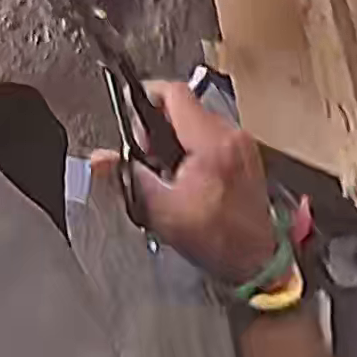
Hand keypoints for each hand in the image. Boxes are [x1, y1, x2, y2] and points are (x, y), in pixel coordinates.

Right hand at [91, 81, 277, 286]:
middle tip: (150, 153)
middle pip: (182, 104)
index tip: (133, 114)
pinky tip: (186, 169)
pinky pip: (209, 129)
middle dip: (157, 123)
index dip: (147, 96)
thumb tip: (99, 159)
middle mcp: (232, 136)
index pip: (174, 93)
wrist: (258, 263)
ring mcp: (243, 143)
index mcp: (211, 144)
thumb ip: (126, 176)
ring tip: (168, 164)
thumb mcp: (159, 209)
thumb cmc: (215, 238)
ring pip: (194, 116)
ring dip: (173, 132)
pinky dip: (191, 141)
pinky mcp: (246, 152)